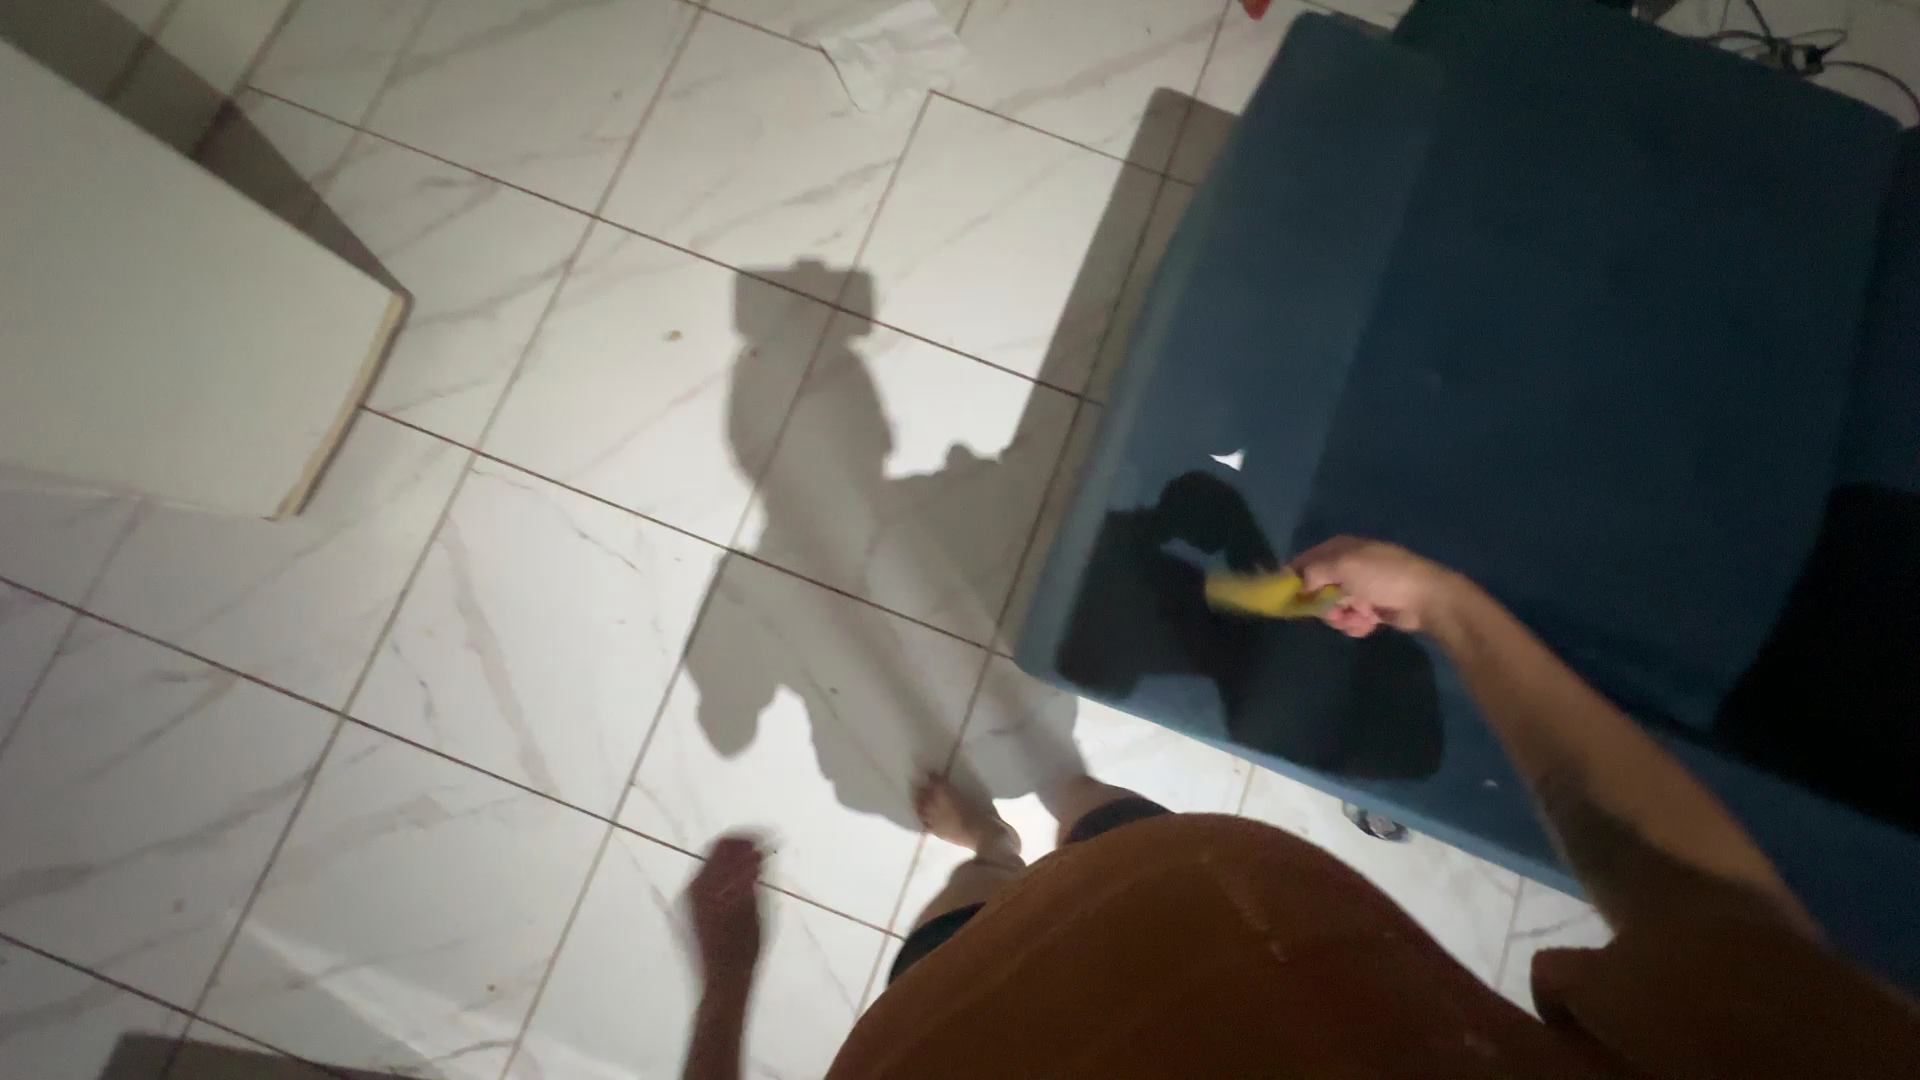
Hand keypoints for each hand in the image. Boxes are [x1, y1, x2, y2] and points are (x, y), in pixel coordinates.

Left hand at [686, 835, 765, 985]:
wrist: (723, 983)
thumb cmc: (744, 949)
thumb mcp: (755, 908)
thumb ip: (752, 875)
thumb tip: (756, 849)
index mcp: (707, 884)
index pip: (726, 844)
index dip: (749, 836)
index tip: (769, 837)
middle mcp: (694, 888)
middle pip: (716, 850)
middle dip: (741, 844)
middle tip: (765, 846)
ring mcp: (690, 900)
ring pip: (712, 864)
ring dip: (735, 858)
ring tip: (758, 862)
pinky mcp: (690, 911)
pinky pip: (708, 879)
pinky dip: (727, 873)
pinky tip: (744, 881)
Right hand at [1289, 537, 1458, 636]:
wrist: (1427, 598)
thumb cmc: (1382, 576)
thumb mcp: (1342, 566)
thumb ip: (1312, 572)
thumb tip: (1299, 586)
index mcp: (1340, 549)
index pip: (1304, 561)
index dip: (1292, 578)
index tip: (1285, 597)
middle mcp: (1348, 567)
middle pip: (1317, 589)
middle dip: (1321, 603)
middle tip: (1330, 611)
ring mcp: (1361, 588)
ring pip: (1333, 607)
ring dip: (1341, 616)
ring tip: (1356, 618)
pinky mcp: (1373, 608)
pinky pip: (1352, 618)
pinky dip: (1357, 624)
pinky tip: (1369, 623)